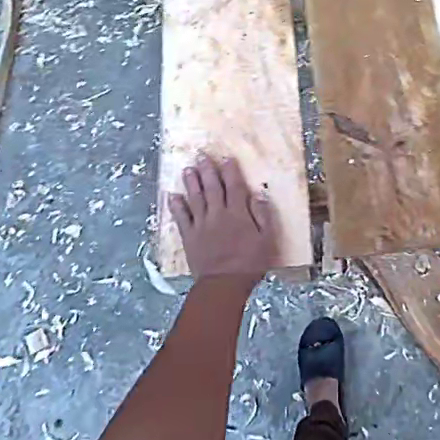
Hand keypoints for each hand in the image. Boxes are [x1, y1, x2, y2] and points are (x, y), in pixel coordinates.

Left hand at [166, 154, 275, 279]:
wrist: (223, 283)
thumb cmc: (251, 262)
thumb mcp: (266, 239)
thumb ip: (262, 215)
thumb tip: (258, 194)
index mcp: (238, 214)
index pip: (234, 187)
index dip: (231, 171)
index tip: (227, 158)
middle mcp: (218, 214)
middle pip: (212, 188)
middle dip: (208, 170)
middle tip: (201, 155)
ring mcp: (201, 225)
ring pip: (195, 198)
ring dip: (191, 182)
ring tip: (188, 169)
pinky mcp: (189, 236)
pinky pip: (181, 217)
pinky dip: (176, 205)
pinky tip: (173, 196)